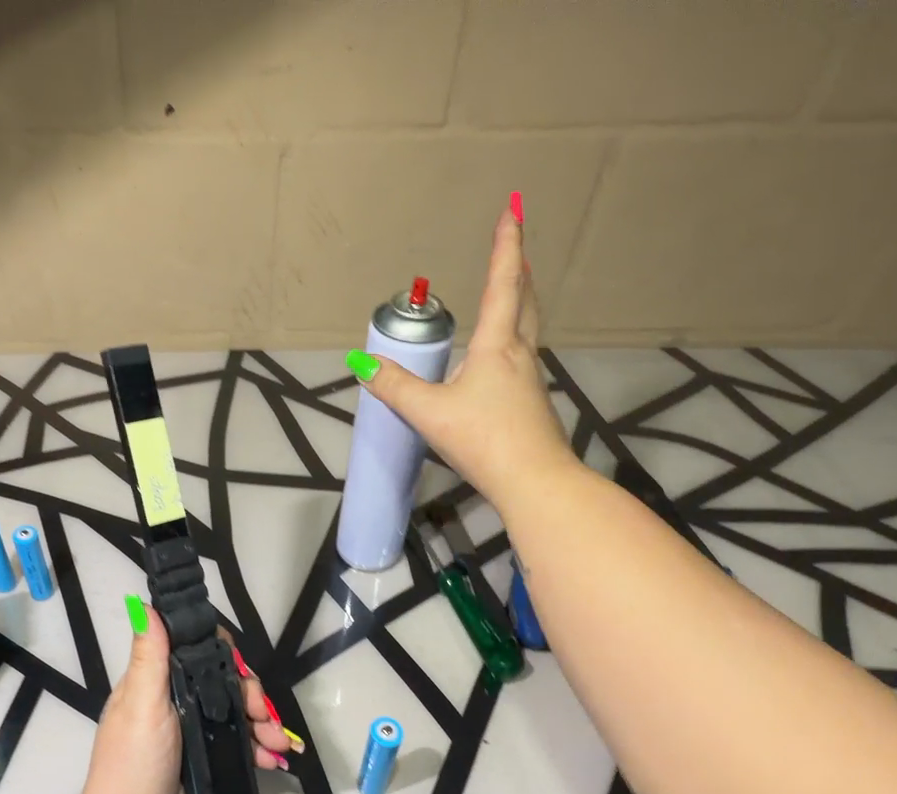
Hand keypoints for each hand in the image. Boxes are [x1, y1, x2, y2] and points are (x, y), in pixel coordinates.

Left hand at [77, 601, 292, 793]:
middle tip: (265, 717)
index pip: (196, 652)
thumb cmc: (134, 762)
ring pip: (234, 714)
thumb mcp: (141, 705)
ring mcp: (189, 732)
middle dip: (251, 697)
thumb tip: (144, 604)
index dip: (223, 655)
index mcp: (155, 683)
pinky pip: (237, 743)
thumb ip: (150, 658)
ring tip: (279, 745)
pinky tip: (273, 760)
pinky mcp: (203, 759)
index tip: (241, 668)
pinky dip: (257, 749)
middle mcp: (173, 702)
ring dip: (261, 725)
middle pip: (223, 684)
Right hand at [352, 201, 580, 507]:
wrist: (535, 481)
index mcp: (498, 347)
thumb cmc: (485, 440)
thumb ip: (395, 388)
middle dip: (518, 270)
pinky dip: (512, 339)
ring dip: (519, 303)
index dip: (507, 245)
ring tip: (510, 292)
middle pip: (524, 301)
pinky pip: (521, 358)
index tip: (513, 210)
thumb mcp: (430, 413)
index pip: (503, 284)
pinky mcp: (531, 404)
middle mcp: (520, 355)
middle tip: (515, 247)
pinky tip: (498, 359)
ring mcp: (530, 380)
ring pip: (527, 329)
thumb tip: (361, 365)